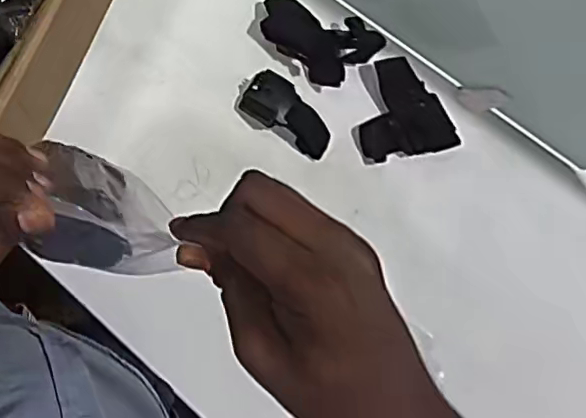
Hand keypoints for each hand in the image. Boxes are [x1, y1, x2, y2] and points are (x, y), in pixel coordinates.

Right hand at [170, 172, 453, 417]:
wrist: (400, 414)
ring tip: (238, 255)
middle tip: (213, 247)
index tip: (185, 234)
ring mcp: (349, 243)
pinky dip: (266, 220)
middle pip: (257, 190)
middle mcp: (338, 251)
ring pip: (274, 191)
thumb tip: (205, 248)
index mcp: (315, 281)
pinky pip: (293, 207)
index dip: (204, 227)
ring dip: (245, 215)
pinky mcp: (352, 242)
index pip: (241, 224)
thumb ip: (229, 290)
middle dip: (226, 214)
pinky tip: (260, 253)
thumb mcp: (263, 355)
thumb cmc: (345, 400)